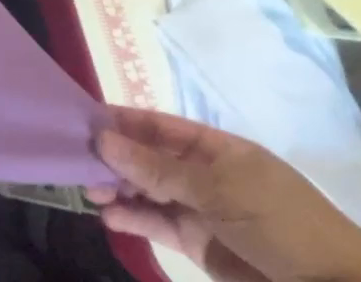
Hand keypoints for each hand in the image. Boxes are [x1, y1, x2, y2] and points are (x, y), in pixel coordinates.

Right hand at [89, 106, 360, 281]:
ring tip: (94, 194)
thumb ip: (157, 167)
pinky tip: (110, 217)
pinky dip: (128, 218)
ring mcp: (198, 208)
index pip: (158, 126)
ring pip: (142, 189)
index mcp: (217, 151)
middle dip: (111, 158)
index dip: (120, 121)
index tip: (78, 122)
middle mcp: (203, 174)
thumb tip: (99, 138)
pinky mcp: (194, 240)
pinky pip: (153, 222)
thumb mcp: (220, 190)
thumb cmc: (282, 225)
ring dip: (114, 188)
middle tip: (79, 164)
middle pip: (144, 157)